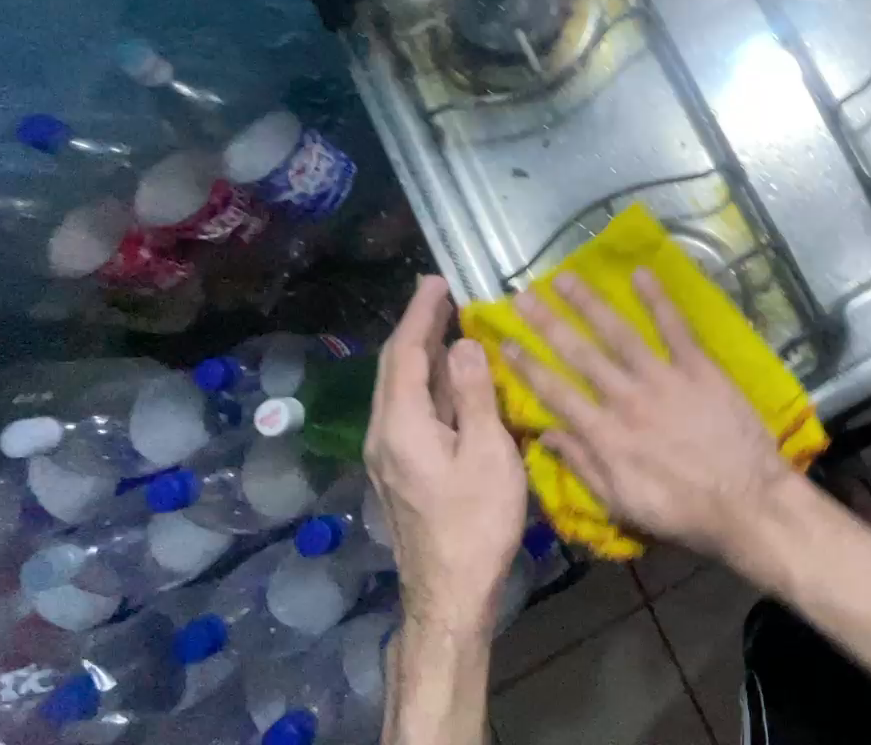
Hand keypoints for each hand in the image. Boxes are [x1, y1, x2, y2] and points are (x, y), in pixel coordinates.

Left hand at [365, 276, 527, 635]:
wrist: (450, 590)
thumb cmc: (476, 521)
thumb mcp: (487, 453)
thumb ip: (475, 395)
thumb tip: (465, 344)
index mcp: (401, 425)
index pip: (406, 354)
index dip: (421, 314)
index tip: (439, 280)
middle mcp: (384, 433)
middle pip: (395, 368)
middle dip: (417, 327)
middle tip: (445, 293)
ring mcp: (389, 454)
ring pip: (400, 388)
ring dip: (423, 352)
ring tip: (451, 325)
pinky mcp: (401, 468)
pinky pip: (409, 408)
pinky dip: (429, 381)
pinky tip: (453, 380)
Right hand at [505, 270, 800, 561]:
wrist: (745, 501)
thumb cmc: (682, 511)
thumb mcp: (621, 503)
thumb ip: (583, 466)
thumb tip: (545, 434)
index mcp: (605, 436)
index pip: (556, 393)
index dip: (527, 366)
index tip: (504, 340)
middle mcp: (627, 400)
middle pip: (580, 355)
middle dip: (548, 324)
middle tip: (523, 295)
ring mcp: (664, 380)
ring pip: (619, 334)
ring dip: (590, 304)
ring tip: (566, 278)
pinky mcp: (699, 368)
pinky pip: (675, 328)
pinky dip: (658, 300)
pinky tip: (641, 274)